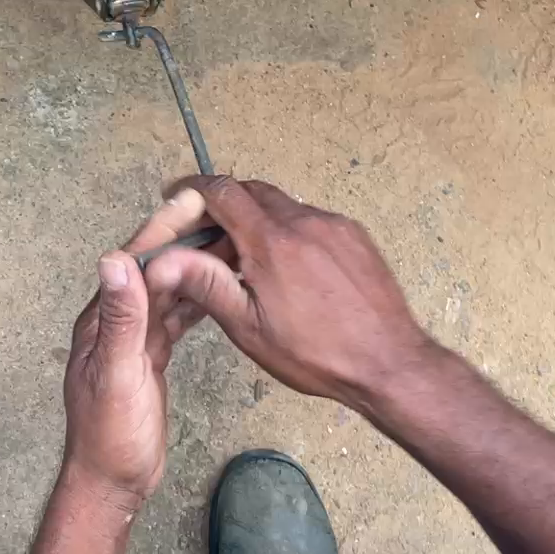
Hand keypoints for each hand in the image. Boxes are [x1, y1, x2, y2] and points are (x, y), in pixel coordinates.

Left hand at [62, 192, 215, 509]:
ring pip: (169, 291)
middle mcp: (117, 320)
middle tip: (223, 214)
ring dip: (196, 266)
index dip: (163, 228)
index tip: (193, 198)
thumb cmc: (110, 435)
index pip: (135, 261)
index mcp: (104, 318)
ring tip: (231, 244)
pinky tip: (219, 289)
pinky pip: (177, 317)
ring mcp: (135, 338)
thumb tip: (115, 257)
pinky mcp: (151, 356)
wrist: (111, 482)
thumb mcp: (117, 375)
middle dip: (186, 239)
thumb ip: (120, 319)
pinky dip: (198, 299)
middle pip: (155, 269)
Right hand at [143, 176, 437, 408]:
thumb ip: (206, 285)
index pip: (222, 191)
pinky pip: (308, 218)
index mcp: (271, 241)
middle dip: (221, 205)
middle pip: (250, 191)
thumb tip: (164, 259)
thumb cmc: (315, 354)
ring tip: (245, 259)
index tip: (173, 196)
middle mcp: (302, 221)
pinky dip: (285, 229)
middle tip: (205, 235)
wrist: (391, 364)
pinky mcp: (353, 234)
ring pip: (280, 204)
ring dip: (254, 219)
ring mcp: (332, 224)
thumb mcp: (249, 328)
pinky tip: (286, 267)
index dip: (192, 189)